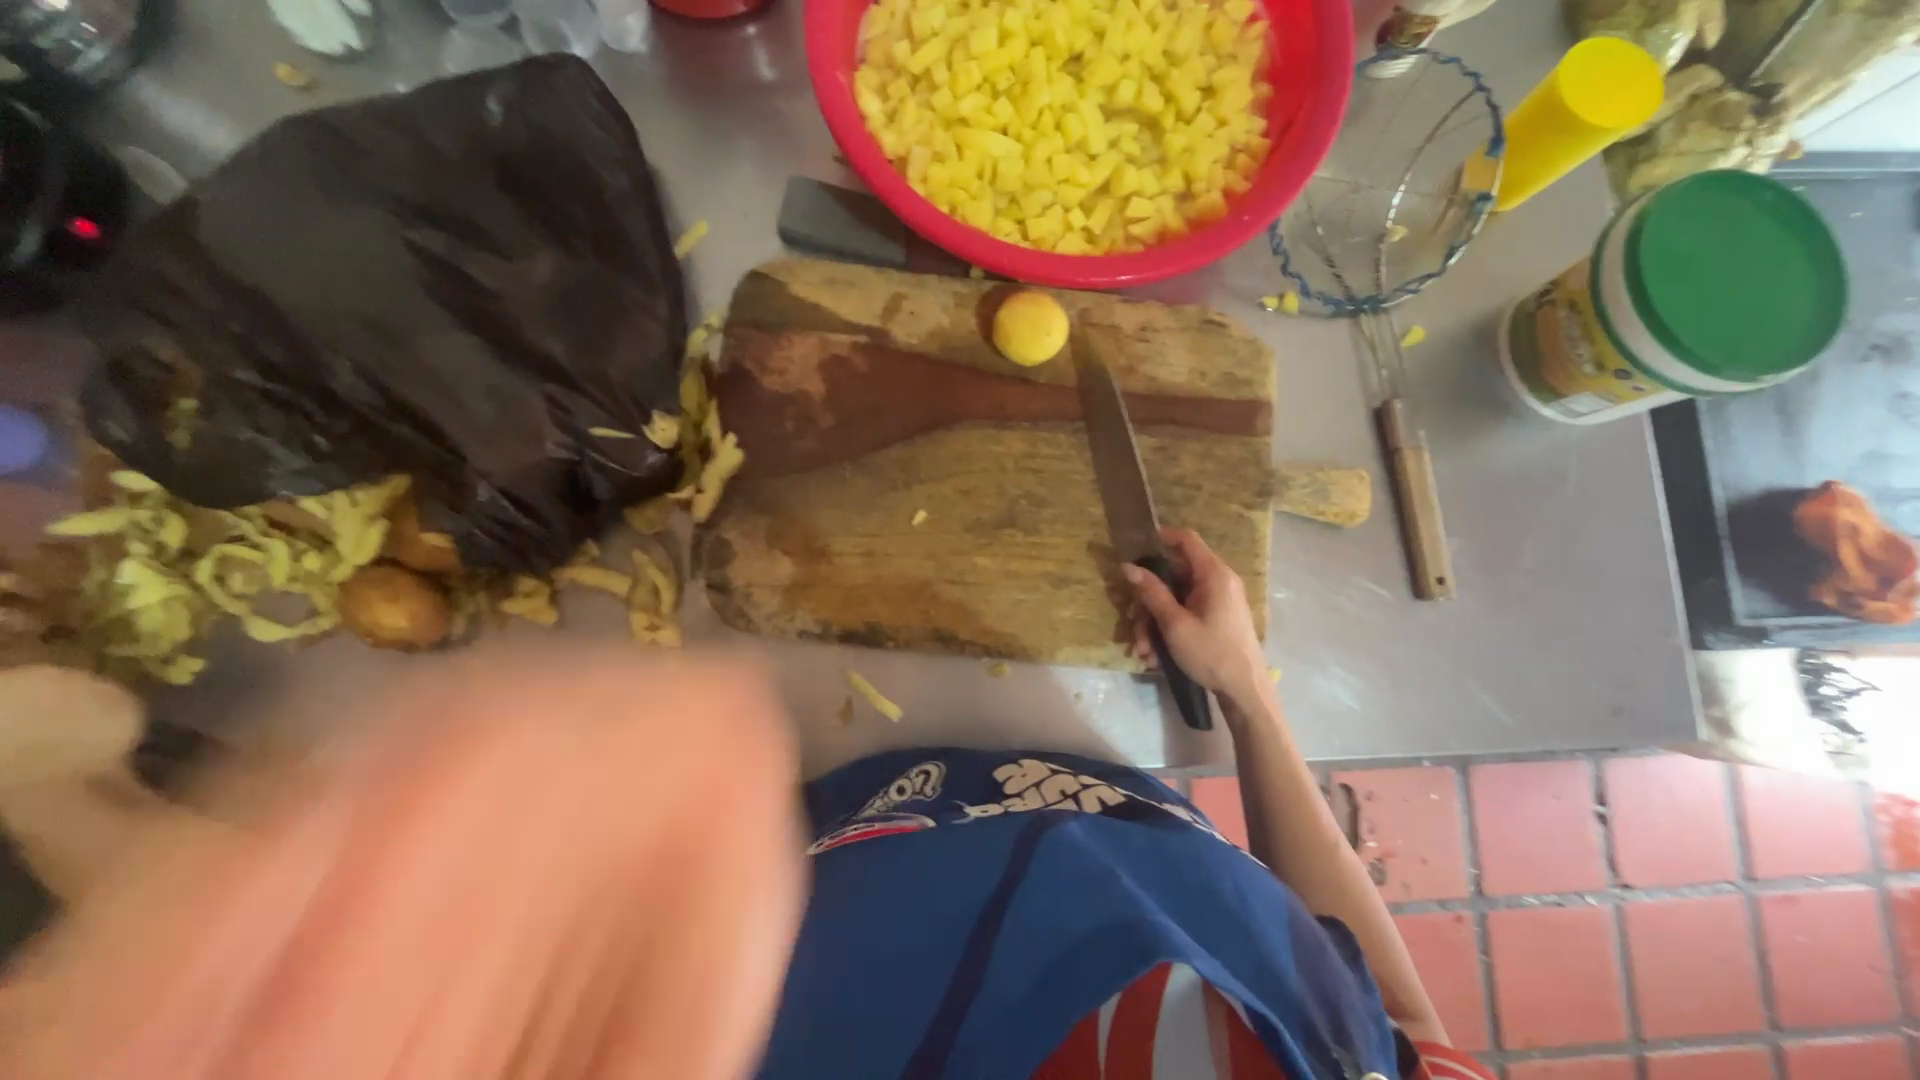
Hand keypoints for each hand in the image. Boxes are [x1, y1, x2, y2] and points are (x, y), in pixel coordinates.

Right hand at [1122, 526, 1267, 704]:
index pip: (1185, 539)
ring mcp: (1218, 601)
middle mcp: (1218, 582)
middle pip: (1173, 577)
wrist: (1245, 691)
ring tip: (1145, 652)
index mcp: (1213, 575)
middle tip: (1133, 625)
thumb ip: (1151, 592)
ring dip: (1154, 624)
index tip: (1134, 547)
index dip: (1160, 537)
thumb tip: (1129, 566)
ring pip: (1175, 600)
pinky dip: (1169, 631)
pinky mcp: (1216, 619)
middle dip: (1148, 603)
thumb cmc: (1211, 653)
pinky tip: (1156, 658)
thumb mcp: (1174, 624)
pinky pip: (1186, 614)